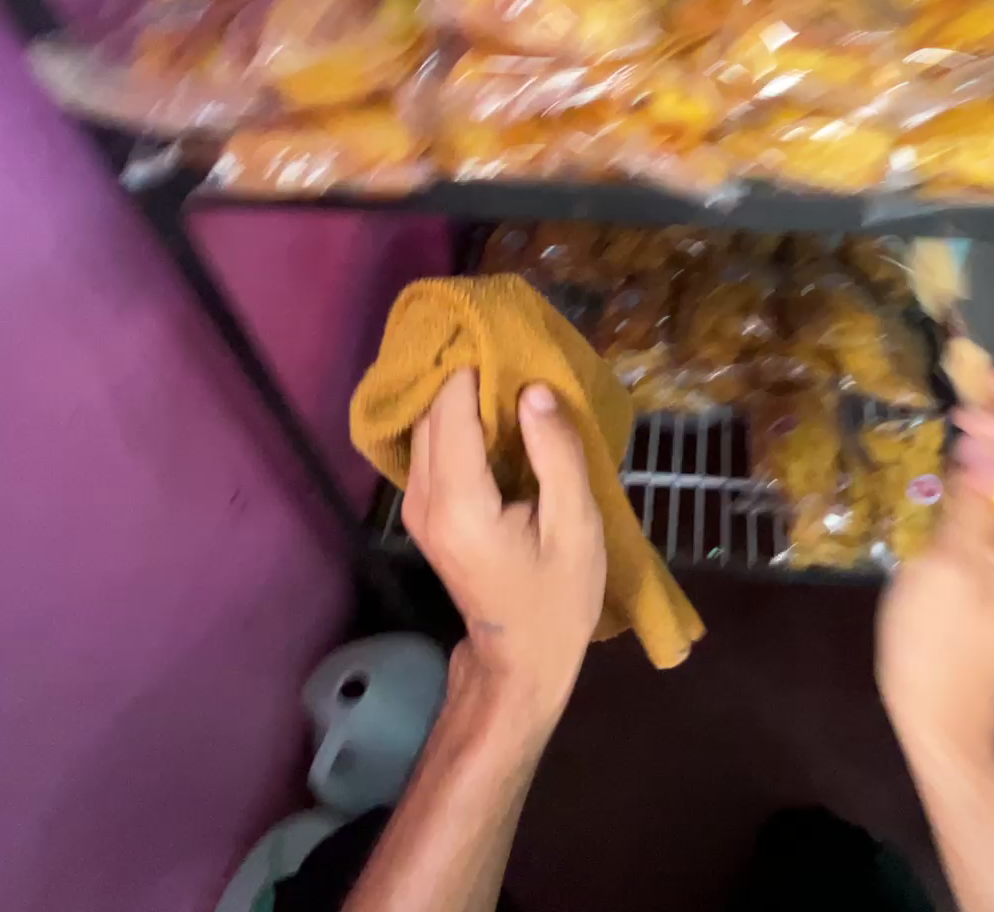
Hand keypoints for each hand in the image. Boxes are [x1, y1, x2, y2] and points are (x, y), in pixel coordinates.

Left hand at [403, 370, 607, 731]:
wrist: (523, 657)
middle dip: (462, 372)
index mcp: (460, 503)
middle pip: (429, 412)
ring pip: (425, 426)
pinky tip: (491, 410)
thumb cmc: (558, 597)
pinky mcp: (426, 511)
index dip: (473, 366)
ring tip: (503, 369)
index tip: (507, 337)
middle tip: (508, 346)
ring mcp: (417, 508)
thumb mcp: (576, 526)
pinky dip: (456, 418)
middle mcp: (424, 500)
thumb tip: (533, 389)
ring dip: (457, 393)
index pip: (450, 410)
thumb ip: (557, 454)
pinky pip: (432, 446)